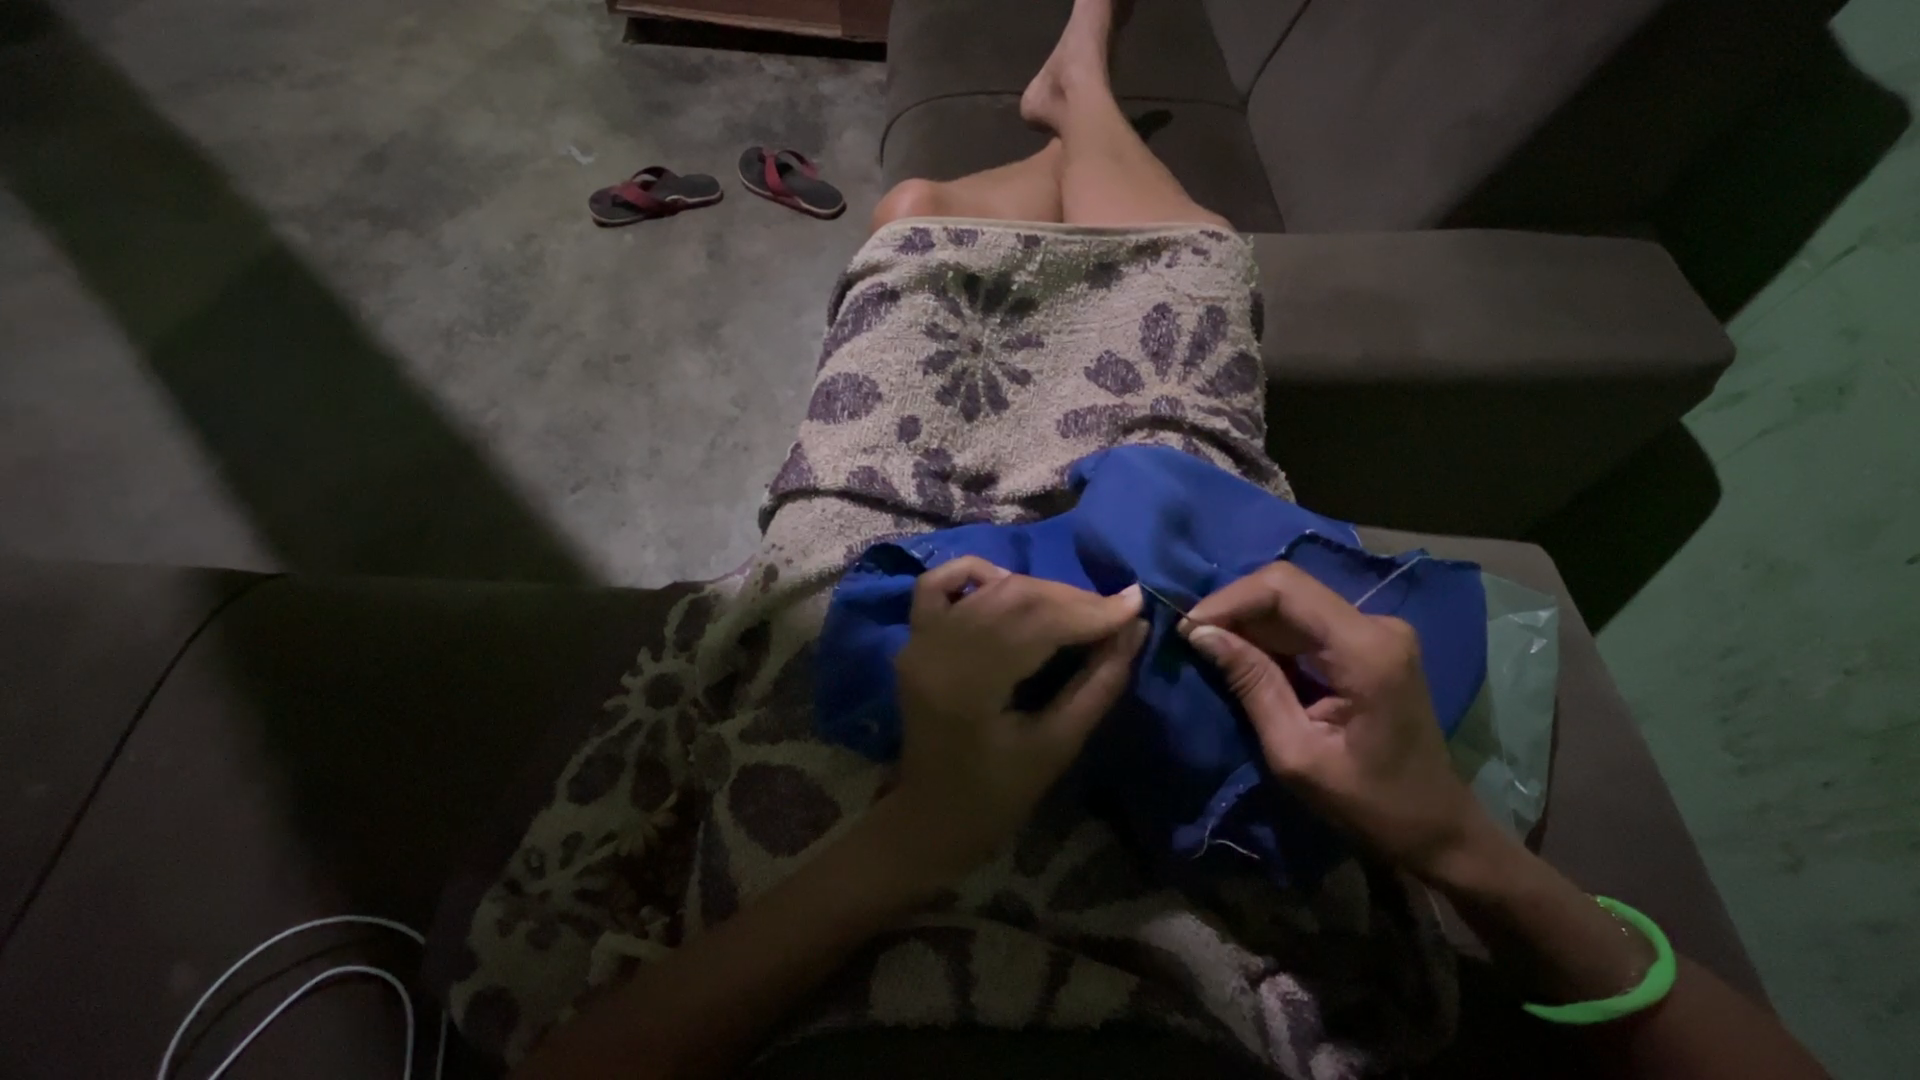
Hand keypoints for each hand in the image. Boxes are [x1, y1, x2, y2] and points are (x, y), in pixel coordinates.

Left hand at [890, 557, 1147, 881]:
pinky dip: (976, 574)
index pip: (1037, 624)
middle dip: (1071, 599)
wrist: (932, 817)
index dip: (1090, 611)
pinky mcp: (914, 639)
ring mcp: (919, 641)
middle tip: (1115, 613)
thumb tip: (1134, 630)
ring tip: (1079, 608)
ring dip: (1038, 590)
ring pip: (987, 589)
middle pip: (1013, 598)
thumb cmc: (998, 796)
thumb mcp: (1057, 746)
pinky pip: (937, 584)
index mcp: (969, 684)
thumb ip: (1099, 684)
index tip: (1136, 604)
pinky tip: (1010, 584)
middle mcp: (937, 650)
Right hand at [1181, 562, 1485, 874]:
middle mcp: (1377, 626)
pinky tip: (1240, 656)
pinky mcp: (1370, 644)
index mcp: (1366, 650)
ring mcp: (1377, 632)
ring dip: (1247, 622)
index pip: (1285, 589)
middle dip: (1234, 609)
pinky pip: (1307, 623)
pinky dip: (1269, 636)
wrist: (1434, 826)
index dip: (1229, 600)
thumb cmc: (1368, 803)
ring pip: (1294, 603)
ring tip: (1207, 648)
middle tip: (1191, 640)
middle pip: (1289, 589)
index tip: (1187, 629)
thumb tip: (1200, 634)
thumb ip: (1252, 684)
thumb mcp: (1295, 752)